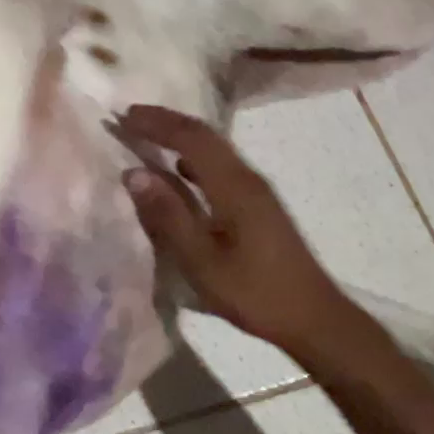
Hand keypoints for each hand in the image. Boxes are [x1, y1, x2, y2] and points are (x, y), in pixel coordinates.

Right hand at [117, 105, 351, 349]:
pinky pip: (220, 167)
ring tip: (147, 138)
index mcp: (233, 186)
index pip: (191, 139)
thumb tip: (133, 172)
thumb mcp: (201, 261)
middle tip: (129, 119)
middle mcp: (247, 178)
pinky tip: (180, 172)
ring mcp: (256, 191)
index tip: (122, 116)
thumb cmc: (253, 292)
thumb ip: (167, 215)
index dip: (156, 124)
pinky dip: (193, 159)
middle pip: (205, 136)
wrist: (311, 316)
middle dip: (166, 123)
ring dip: (180, 138)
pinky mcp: (258, 205)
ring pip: (214, 150)